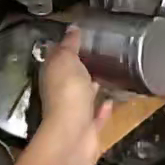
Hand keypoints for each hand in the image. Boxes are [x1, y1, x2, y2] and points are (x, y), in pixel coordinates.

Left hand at [36, 27, 110, 158]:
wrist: (73, 137)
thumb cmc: (67, 92)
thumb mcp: (66, 59)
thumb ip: (69, 45)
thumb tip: (72, 27)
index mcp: (52, 75)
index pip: (58, 56)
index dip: (68, 46)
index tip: (84, 35)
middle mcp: (59, 94)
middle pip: (70, 77)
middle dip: (82, 67)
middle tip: (101, 53)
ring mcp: (73, 114)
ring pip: (84, 97)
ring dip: (92, 87)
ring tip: (110, 74)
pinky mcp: (88, 131)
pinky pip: (96, 116)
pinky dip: (103, 109)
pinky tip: (112, 100)